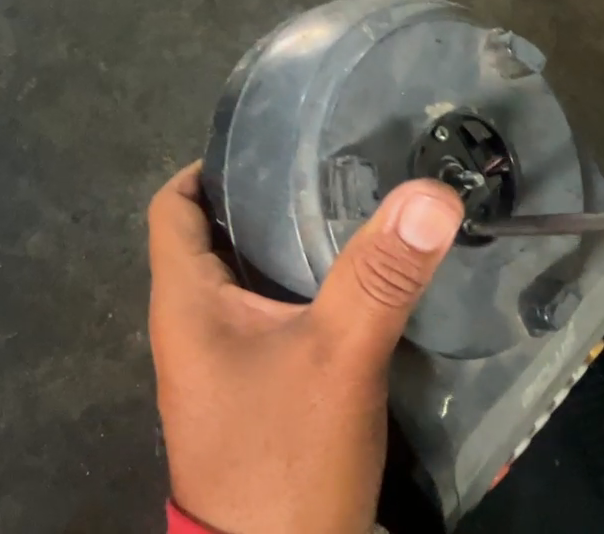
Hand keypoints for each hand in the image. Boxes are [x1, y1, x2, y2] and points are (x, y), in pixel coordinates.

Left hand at [148, 161, 464, 533]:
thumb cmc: (284, 459)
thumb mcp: (338, 358)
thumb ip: (380, 276)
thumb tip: (431, 194)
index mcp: (184, 302)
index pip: (172, 206)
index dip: (208, 166)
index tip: (266, 143)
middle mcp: (188, 324)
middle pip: (210, 235)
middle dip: (258, 199)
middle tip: (321, 165)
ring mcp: (216, 362)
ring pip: (240, 277)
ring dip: (280, 245)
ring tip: (341, 208)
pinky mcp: (246, 389)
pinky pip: (263, 316)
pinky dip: (294, 288)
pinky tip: (345, 281)